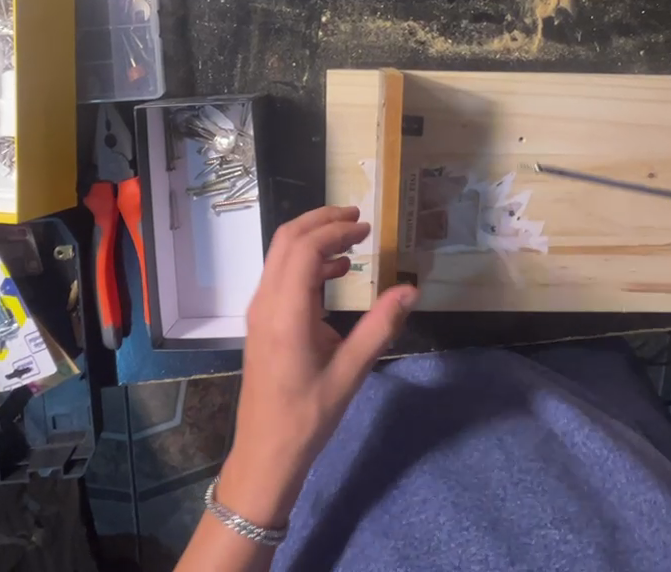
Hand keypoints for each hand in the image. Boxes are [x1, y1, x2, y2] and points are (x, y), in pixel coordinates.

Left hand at [216, 206, 416, 525]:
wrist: (266, 453)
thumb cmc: (309, 415)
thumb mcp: (351, 372)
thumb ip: (380, 326)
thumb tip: (410, 288)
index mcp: (286, 313)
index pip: (305, 249)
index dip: (335, 230)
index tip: (366, 228)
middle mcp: (266, 302)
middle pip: (287, 240)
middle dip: (321, 221)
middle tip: (357, 218)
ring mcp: (259, 310)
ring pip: (280, 254)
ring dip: (313, 238)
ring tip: (351, 241)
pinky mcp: (262, 320)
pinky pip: (280, 274)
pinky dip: (306, 261)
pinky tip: (336, 273)